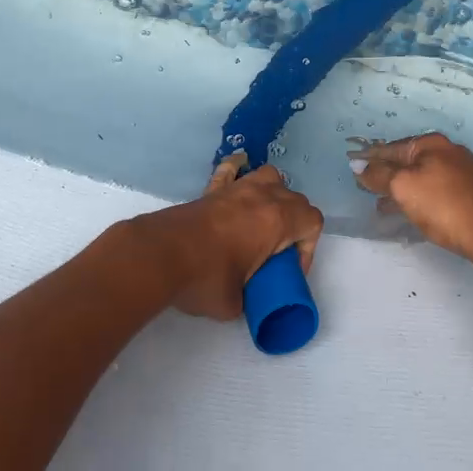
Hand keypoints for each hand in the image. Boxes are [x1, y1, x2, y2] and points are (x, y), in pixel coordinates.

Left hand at [129, 155, 322, 320]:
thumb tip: (243, 299)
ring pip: (269, 177)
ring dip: (274, 195)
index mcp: (276, 220)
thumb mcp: (235, 303)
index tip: (289, 270)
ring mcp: (236, 188)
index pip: (313, 220)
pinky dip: (239, 172)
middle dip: (294, 223)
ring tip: (262, 221)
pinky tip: (237, 185)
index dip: (308, 247)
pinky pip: (232, 169)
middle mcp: (262, 197)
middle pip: (295, 198)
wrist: (160, 255)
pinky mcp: (212, 189)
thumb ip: (248, 298)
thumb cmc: (204, 278)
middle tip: (276, 253)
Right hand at [349, 133, 472, 261]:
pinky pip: (436, 191)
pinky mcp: (471, 194)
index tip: (353, 165)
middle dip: (386, 175)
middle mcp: (448, 152)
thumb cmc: (442, 204)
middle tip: (366, 188)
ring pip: (422, 178)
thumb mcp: (402, 186)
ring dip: (402, 190)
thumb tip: (359, 165)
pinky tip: (411, 213)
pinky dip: (419, 198)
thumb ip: (378, 175)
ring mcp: (463, 173)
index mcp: (431, 143)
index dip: (370, 158)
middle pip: (408, 162)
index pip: (391, 148)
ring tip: (382, 206)